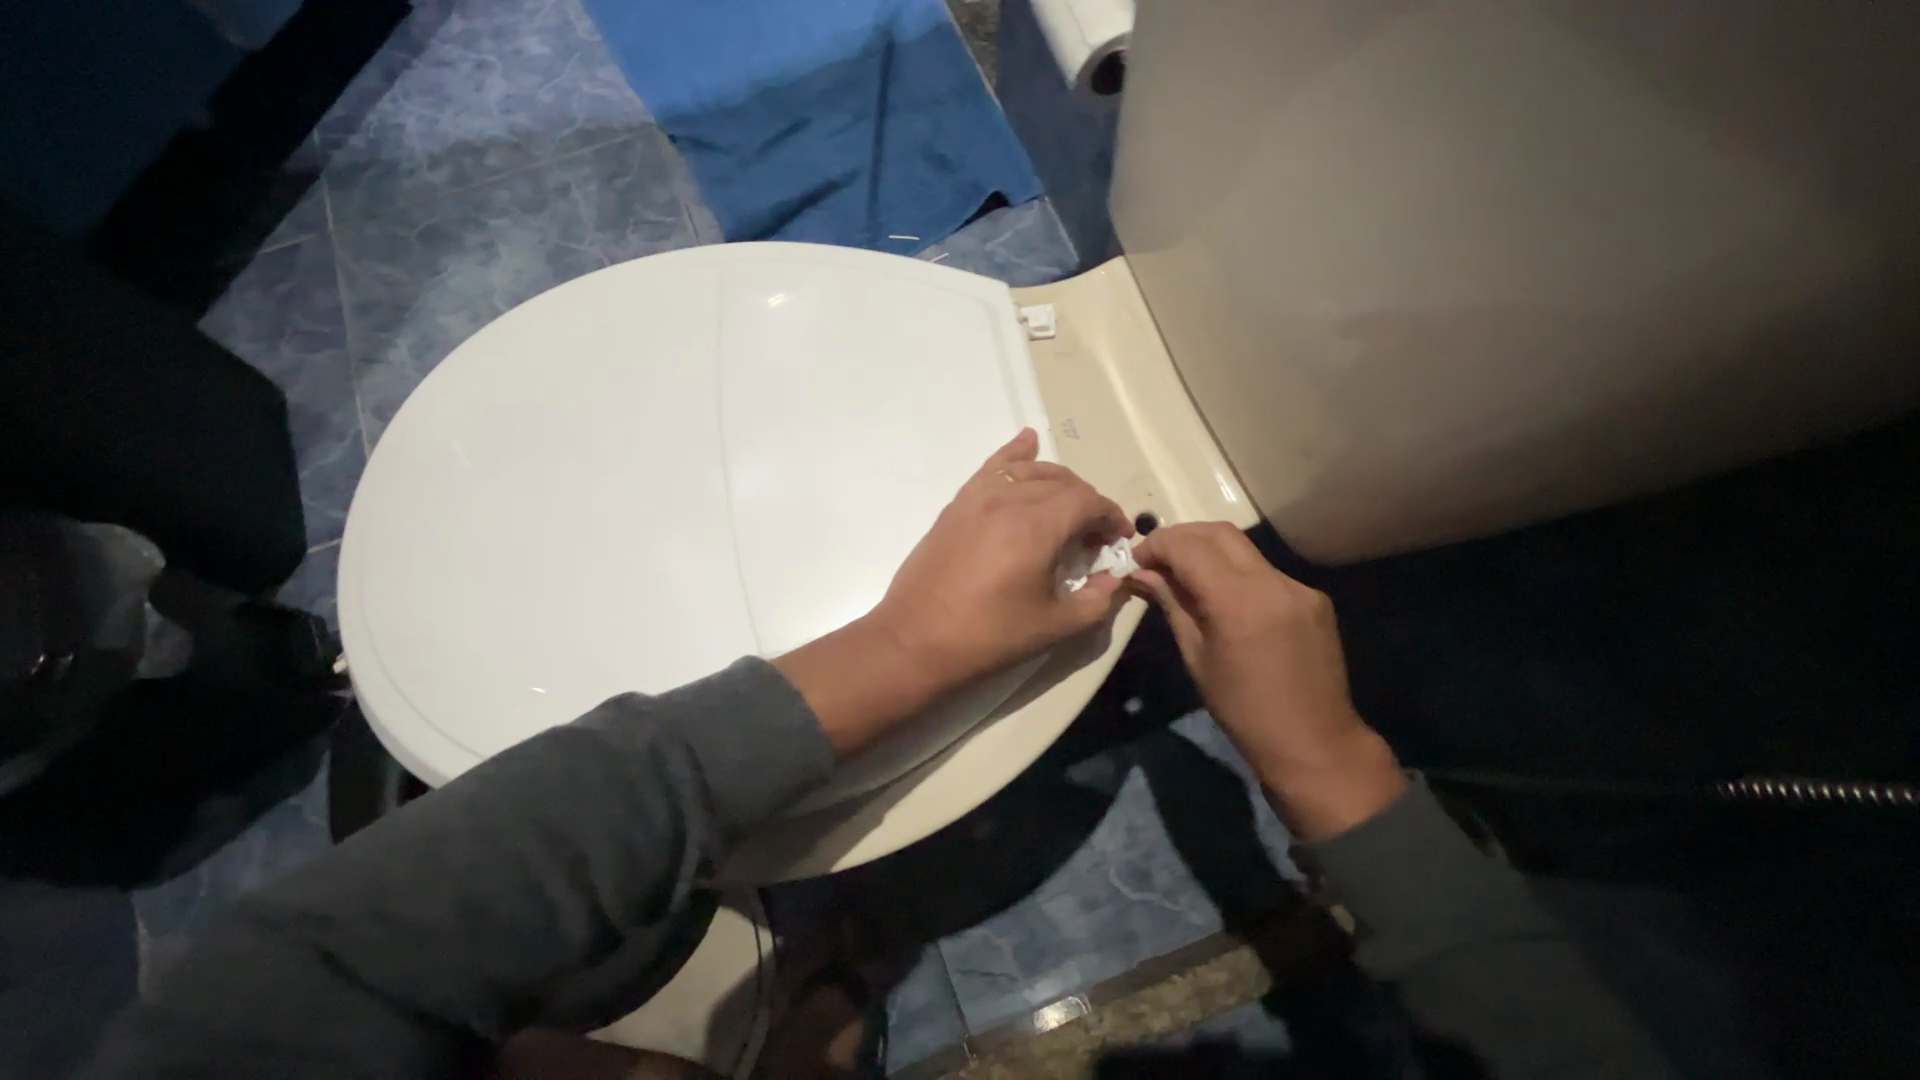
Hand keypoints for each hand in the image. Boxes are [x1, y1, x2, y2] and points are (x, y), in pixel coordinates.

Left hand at [777, 429, 1132, 757]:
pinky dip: (1014, 454)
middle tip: (1092, 539)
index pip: (1088, 502)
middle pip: (1063, 483)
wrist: (915, 640)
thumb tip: (1115, 579)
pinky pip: (991, 467)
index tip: (1117, 542)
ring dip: (1058, 483)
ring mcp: (978, 498)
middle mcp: (1008, 500)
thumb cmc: (988, 637)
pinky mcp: (956, 506)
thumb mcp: (1054, 626)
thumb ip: (1096, 601)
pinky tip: (1027, 442)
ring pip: (1029, 470)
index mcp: (1036, 526)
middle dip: (1087, 505)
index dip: (1111, 518)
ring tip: (1067, 508)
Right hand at [1128, 523, 1405, 838]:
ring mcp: (1298, 587)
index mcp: (1239, 602)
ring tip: (1184, 576)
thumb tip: (1142, 574)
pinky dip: (1237, 574)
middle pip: (1219, 533)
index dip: (1157, 545)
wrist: (1313, 743)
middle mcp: (1273, 582)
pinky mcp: (1313, 598)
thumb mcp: (1196, 658)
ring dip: (1209, 552)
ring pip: (1244, 550)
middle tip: (1155, 559)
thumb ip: (1172, 605)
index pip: (1189, 548)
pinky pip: (1266, 572)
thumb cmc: (1243, 710)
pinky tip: (1224, 599)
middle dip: (1181, 537)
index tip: (1136, 559)